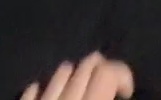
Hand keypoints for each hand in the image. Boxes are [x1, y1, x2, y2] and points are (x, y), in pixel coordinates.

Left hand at [19, 52, 134, 99]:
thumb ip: (107, 97)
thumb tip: (120, 90)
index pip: (108, 72)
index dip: (123, 74)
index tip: (127, 91)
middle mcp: (65, 97)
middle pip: (86, 65)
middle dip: (100, 70)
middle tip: (108, 89)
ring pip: (61, 71)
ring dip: (74, 76)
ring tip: (81, 91)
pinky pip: (33, 89)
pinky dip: (45, 90)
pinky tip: (49, 96)